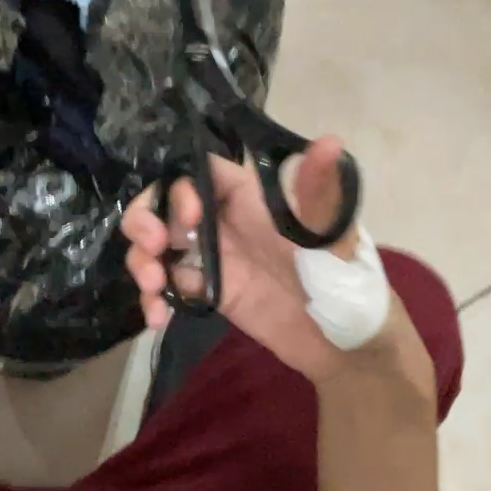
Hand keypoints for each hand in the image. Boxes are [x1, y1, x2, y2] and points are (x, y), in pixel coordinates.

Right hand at [122, 139, 421, 387]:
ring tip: (154, 288)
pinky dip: (152, 299)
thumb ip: (320, 195)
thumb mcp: (334, 239)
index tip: (190, 220)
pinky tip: (158, 318)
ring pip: (157, 246)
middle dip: (144, 220)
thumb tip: (329, 142)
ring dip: (141, 261)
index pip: (200, 173)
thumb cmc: (349, 283)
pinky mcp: (208, 292)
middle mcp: (225, 221)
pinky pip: (166, 286)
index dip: (181, 189)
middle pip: (164, 204)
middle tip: (153, 249)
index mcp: (253, 198)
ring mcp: (213, 258)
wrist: (347, 348)